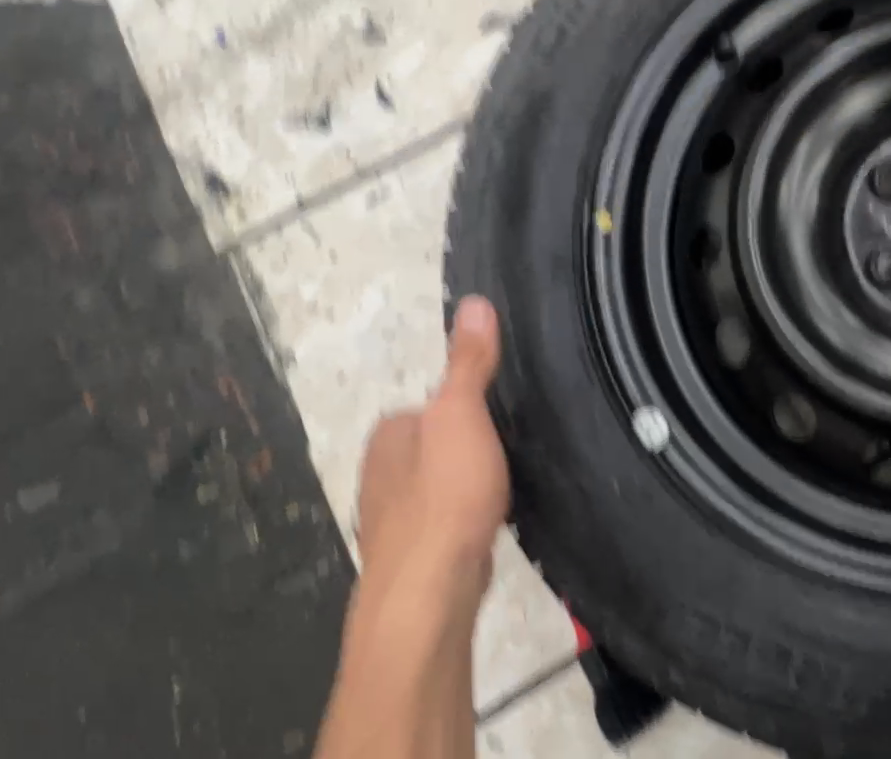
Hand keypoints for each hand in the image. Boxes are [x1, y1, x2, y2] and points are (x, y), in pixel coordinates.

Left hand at [355, 296, 509, 596]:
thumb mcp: (463, 416)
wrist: (429, 588)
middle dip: (468, 443)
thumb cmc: (445, 496)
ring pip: (440, 481)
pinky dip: (467, 511)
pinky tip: (490, 518)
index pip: (431, 403)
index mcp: (387, 435)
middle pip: (435, 442)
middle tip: (511, 447)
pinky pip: (447, 514)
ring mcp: (393, 516)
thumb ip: (469, 364)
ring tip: (506, 481)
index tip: (505, 413)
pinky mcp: (414, 550)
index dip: (469, 405)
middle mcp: (379, 472)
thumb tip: (474, 302)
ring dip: (468, 479)